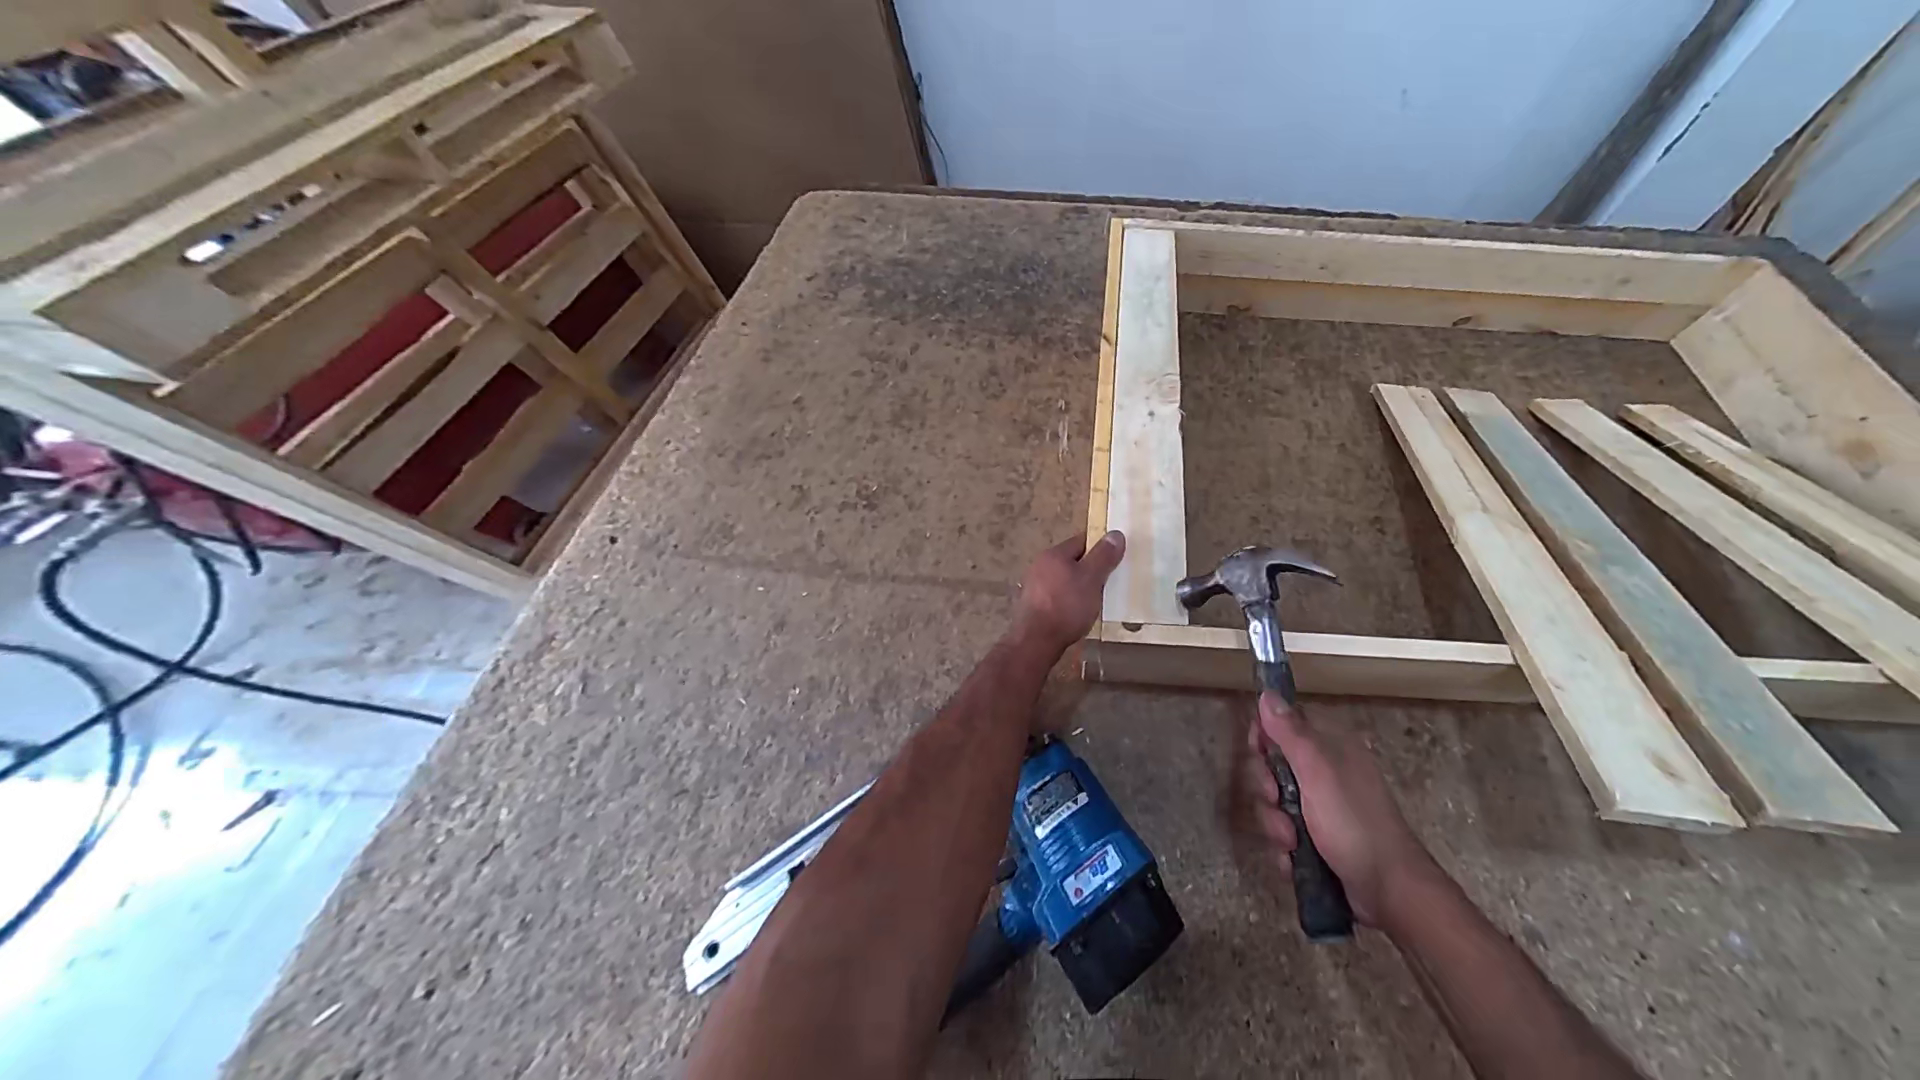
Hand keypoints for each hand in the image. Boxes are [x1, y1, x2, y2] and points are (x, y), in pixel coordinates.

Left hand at [1010, 531, 1125, 652]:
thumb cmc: (1066, 605)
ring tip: (1097, 600)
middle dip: (1090, 569)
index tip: (1116, 557)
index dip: (1100, 547)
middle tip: (1110, 581)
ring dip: (1080, 587)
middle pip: (1072, 561)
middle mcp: (1040, 566)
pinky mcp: (1033, 606)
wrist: (1036, 641)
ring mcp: (1034, 587)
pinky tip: (1079, 613)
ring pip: (1064, 580)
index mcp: (1053, 554)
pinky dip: (1069, 601)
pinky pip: (1057, 597)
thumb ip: (1103, 556)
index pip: (1081, 541)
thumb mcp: (1091, 578)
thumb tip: (1115, 534)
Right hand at [1244, 693, 1437, 926]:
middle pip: (1272, 765)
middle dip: (1267, 789)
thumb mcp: (1318, 771)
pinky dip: (1284, 847)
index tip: (1258, 752)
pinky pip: (1283, 832)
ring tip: (1291, 841)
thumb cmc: (1353, 822)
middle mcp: (1326, 772)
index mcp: (1331, 748)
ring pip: (1273, 803)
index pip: (1284, 723)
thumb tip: (1267, 694)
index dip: (1264, 736)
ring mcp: (1321, 807)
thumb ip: (1290, 732)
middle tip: (1277, 800)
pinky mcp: (1318, 838)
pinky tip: (1294, 859)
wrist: (1388, 890)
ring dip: (1274, 823)